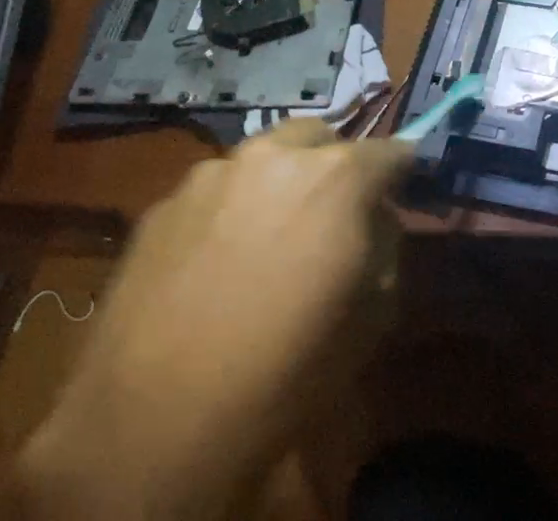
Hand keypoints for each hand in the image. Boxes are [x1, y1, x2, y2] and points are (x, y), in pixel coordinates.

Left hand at [12, 121, 412, 519]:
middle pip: (319, 139)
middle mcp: (272, 158)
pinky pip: (213, 195)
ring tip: (266, 244)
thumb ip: (386, 244)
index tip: (399, 196)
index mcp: (337, 176)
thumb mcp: (375, 311)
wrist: (157, 419)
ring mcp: (208, 177)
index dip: (400, 174)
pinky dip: (228, 215)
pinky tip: (215, 269)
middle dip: (334, 166)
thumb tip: (374, 219)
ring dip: (277, 186)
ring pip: (260, 162)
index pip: (391, 150)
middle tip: (332, 217)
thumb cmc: (290, 367)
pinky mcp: (158, 207)